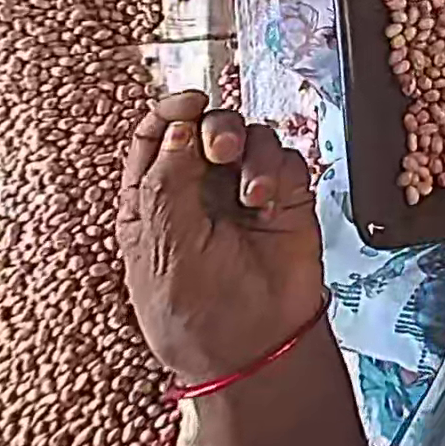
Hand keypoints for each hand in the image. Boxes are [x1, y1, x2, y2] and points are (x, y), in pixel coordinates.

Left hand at [118, 91, 322, 384]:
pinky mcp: (286, 193)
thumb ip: (167, 184)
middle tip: (223, 151)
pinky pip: (287, 157)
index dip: (172, 111)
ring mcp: (245, 188)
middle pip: (209, 125)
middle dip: (218, 128)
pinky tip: (272, 203)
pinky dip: (281, 171)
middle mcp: (201, 185)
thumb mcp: (163, 250)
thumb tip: (181, 126)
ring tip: (254, 194)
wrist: (257, 342)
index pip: (158, 136)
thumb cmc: (195, 308)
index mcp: (157, 197)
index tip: (191, 102)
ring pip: (253, 136)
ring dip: (254, 154)